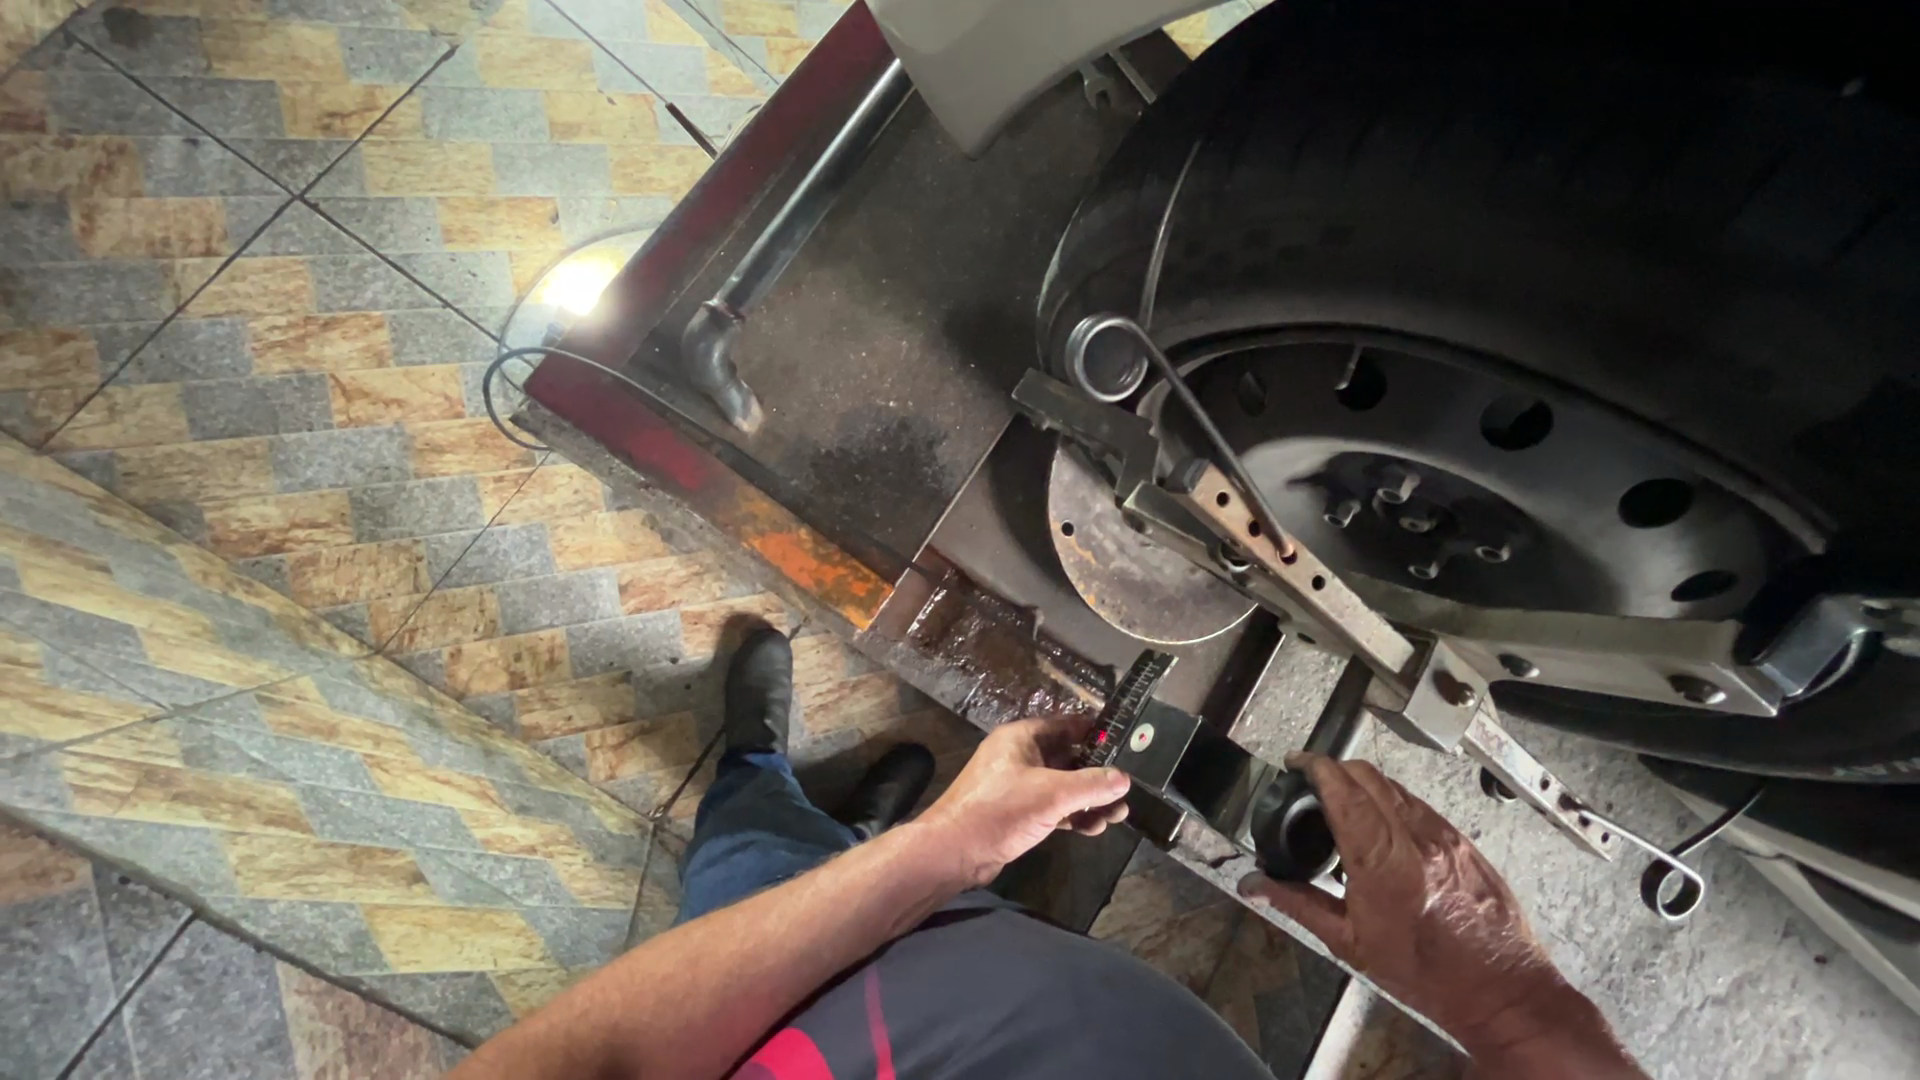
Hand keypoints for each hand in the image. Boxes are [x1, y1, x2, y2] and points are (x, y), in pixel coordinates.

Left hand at [915, 715, 1131, 885]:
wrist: (955, 851)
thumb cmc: (1000, 809)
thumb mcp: (1051, 794)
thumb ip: (1090, 784)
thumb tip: (1124, 778)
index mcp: (1022, 737)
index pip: (1066, 725)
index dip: (1096, 732)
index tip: (1127, 741)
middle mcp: (1021, 755)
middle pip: (1068, 757)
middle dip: (1098, 774)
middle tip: (1128, 788)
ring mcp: (1019, 784)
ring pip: (1063, 785)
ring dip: (1089, 799)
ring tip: (1118, 815)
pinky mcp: (1019, 811)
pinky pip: (1054, 806)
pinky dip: (1073, 814)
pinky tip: (1095, 828)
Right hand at [1238, 754, 1613, 1060]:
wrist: (1503, 993)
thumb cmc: (1424, 973)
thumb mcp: (1349, 942)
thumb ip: (1296, 903)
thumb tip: (1251, 885)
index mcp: (1379, 859)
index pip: (1341, 788)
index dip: (1313, 766)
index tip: (1294, 763)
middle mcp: (1413, 836)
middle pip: (1365, 774)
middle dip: (1333, 766)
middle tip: (1310, 777)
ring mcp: (1443, 834)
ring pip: (1393, 785)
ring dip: (1362, 781)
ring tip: (1342, 798)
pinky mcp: (1462, 840)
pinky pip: (1418, 803)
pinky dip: (1390, 799)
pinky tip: (1380, 822)